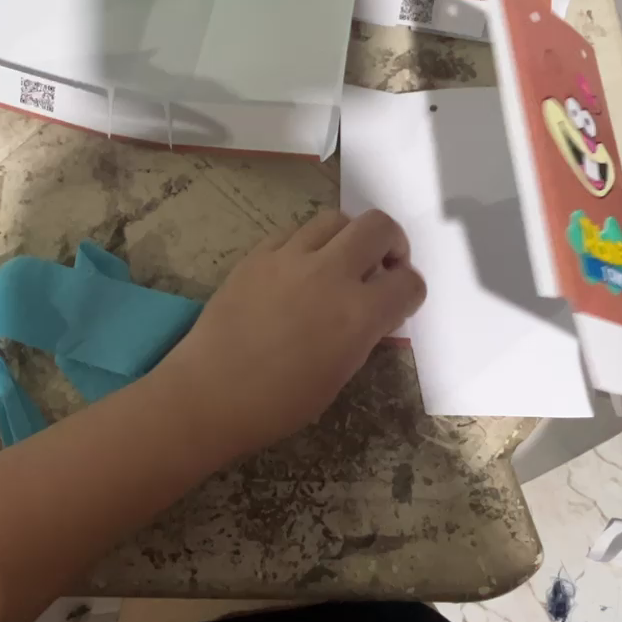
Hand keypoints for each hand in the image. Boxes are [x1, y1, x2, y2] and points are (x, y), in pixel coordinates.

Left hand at [157, 209, 425, 458]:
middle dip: (391, 244)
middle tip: (381, 266)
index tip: (399, 299)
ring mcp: (290, 257)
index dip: (410, 291)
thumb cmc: (279, 403)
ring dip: (348, 237)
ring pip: (335, 219)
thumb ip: (364, 333)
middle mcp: (330, 274)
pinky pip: (294, 231)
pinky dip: (308, 244)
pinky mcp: (258, 254)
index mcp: (359, 314)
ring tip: (339, 262)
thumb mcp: (339, 374)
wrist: (210, 392)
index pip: (409, 282)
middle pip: (378, 227)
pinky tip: (299, 268)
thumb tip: (375, 312)